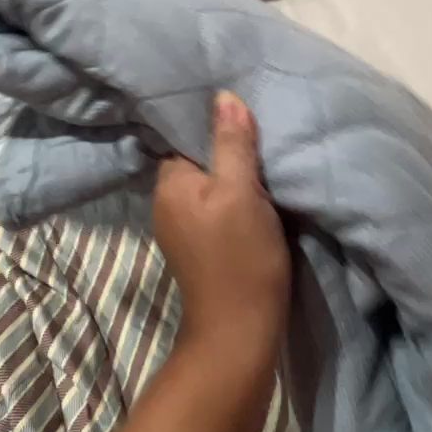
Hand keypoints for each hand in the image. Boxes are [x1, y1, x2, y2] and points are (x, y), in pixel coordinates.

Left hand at [153, 90, 290, 358]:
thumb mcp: (241, 192)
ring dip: (233, 169)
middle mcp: (167, 201)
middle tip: (260, 124)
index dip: (213, 120)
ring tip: (264, 152)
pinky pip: (216, 202)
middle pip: (198, 156)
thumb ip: (232, 143)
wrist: (240, 335)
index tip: (242, 102)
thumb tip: (224, 96)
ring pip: (210, 180)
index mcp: (170, 183)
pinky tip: (258, 188)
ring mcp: (183, 225)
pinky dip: (235, 193)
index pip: (186, 134)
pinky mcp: (202, 244)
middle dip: (225, 143)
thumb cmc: (240, 258)